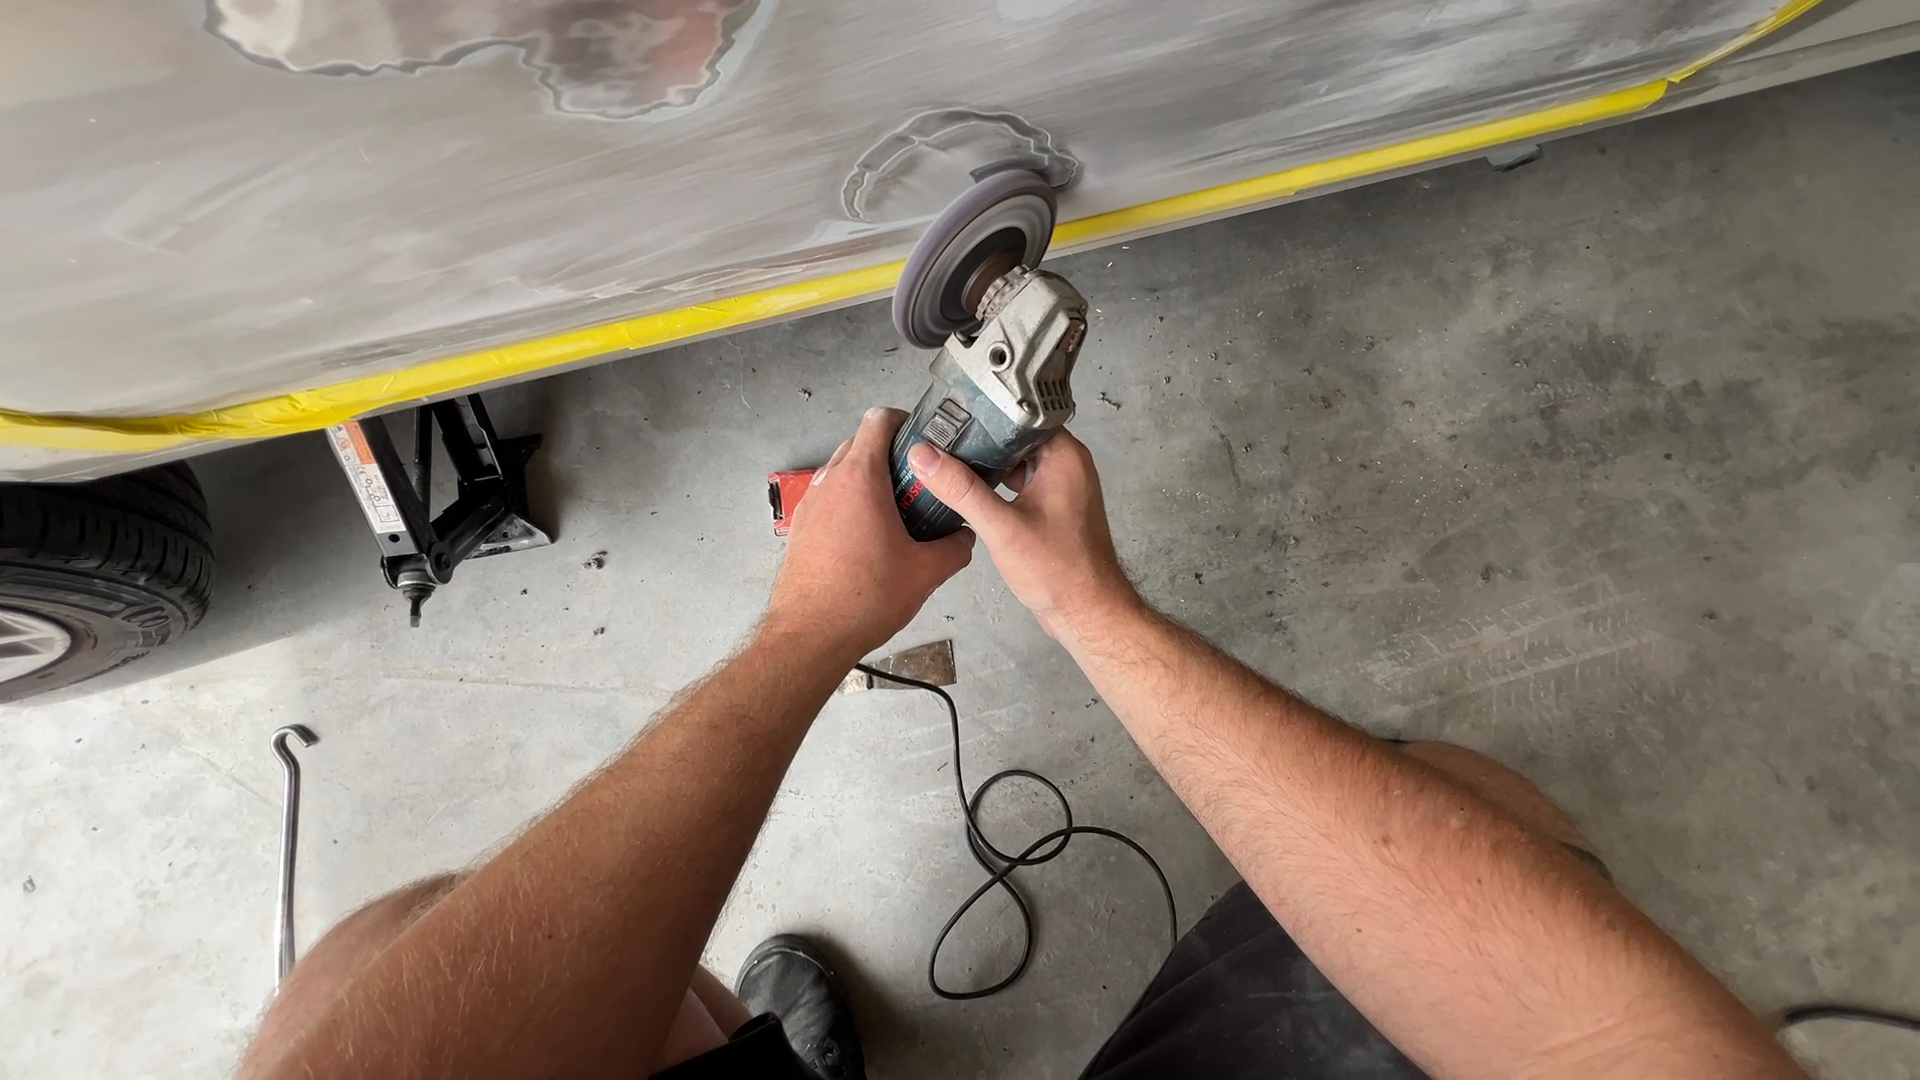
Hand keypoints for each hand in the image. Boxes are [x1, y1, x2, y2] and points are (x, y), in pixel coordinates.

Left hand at [763, 408, 974, 661]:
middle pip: (861, 442)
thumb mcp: (926, 572)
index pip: (879, 419)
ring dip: (870, 480)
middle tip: (921, 482)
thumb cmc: (867, 596)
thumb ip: (954, 547)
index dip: (906, 422)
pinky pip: (831, 499)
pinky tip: (870, 539)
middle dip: (892, 454)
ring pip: (843, 472)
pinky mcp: (801, 528)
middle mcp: (830, 481)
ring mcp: (810, 504)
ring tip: (898, 512)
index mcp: (861, 477)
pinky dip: (851, 504)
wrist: (810, 636)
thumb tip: (964, 537)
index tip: (927, 445)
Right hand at [906, 429, 1135, 638]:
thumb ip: (961, 489)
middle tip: (939, 439)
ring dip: (986, 464)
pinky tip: (969, 492)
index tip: (948, 414)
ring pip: (1016, 461)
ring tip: (947, 462)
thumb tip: (924, 456)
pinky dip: (997, 485)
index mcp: (1064, 456)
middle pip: (1015, 436)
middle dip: (979, 439)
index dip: (984, 412)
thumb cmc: (1057, 570)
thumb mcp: (1001, 526)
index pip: (1020, 414)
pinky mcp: (1053, 507)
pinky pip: (1021, 483)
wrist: (1085, 612)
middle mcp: (1067, 464)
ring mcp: (1062, 486)